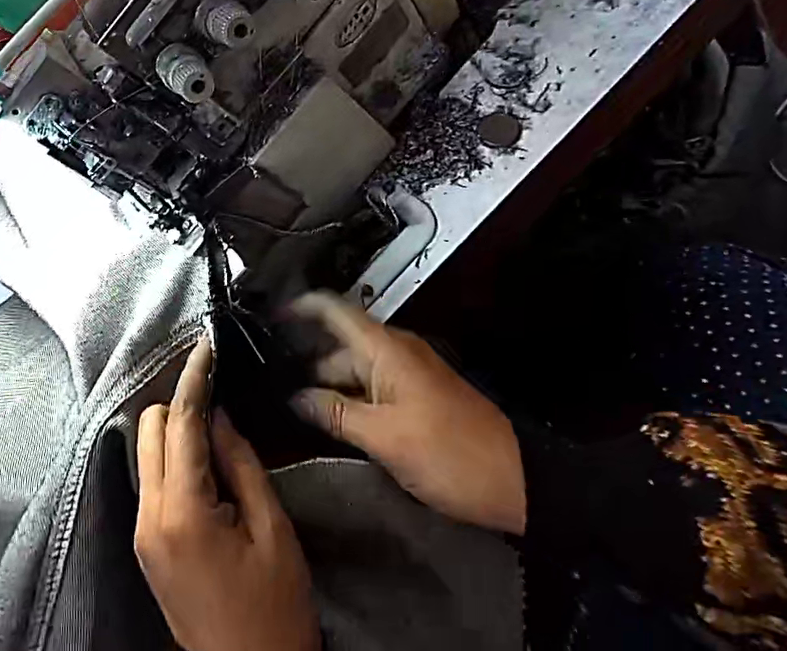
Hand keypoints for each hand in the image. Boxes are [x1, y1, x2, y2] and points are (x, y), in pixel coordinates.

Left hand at [135, 337, 318, 650]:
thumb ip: (240, 462)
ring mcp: (142, 531)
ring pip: (146, 450)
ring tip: (216, 429)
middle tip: (219, 394)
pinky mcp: (146, 544)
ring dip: (175, 429)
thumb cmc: (274, 607)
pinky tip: (204, 461)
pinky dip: (172, 457)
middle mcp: (148, 515)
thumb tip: (218, 412)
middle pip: (149, 428)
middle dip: (180, 402)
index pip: (181, 422)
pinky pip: (151, 478)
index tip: (206, 346)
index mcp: (181, 510)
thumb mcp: (271, 529)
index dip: (195, 378)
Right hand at [288, 293, 526, 534]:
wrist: (518, 480)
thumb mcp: (384, 436)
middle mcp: (392, 350)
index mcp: (384, 348)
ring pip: (353, 367)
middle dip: (305, 357)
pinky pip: (370, 384)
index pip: (333, 309)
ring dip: (325, 382)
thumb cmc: (447, 452)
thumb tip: (294, 397)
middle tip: (270, 377)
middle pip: (338, 342)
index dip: (299, 306)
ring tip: (290, 403)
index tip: (268, 317)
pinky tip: (328, 417)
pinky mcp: (414, 394)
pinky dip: (347, 395)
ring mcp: (405, 372)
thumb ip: (335, 413)